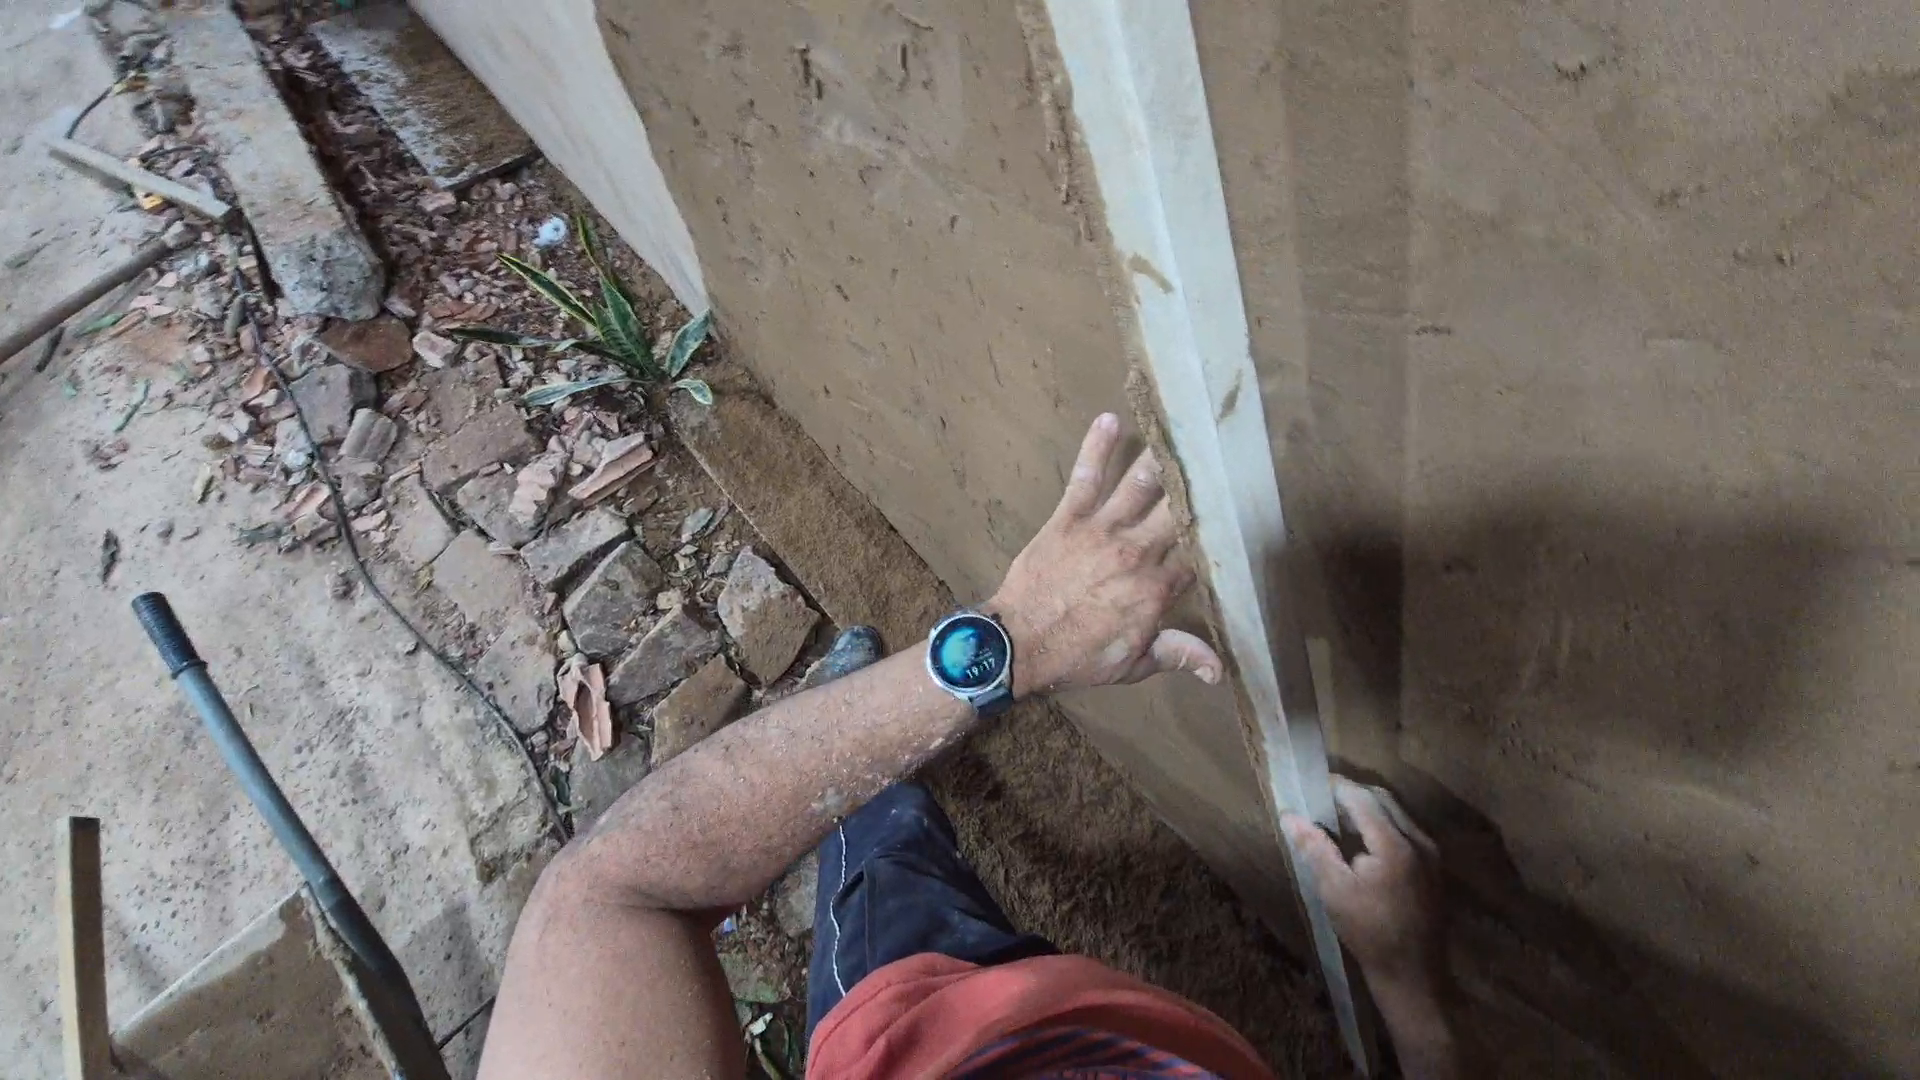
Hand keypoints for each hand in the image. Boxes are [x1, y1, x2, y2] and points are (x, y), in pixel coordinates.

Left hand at [986, 413, 1222, 696]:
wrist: (1019, 645)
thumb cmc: (1076, 658)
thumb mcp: (1133, 665)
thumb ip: (1178, 654)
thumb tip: (1221, 669)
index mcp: (1157, 589)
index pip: (1198, 554)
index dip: (1216, 535)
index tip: (1236, 511)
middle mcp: (1137, 552)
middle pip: (1179, 509)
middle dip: (1201, 482)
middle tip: (1222, 451)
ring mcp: (1102, 531)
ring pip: (1140, 485)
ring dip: (1161, 456)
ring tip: (1180, 425)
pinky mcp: (1068, 518)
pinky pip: (1085, 477)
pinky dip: (1097, 447)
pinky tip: (1109, 418)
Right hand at [1282, 778, 1445, 994]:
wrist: (1413, 975)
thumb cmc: (1369, 931)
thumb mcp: (1334, 889)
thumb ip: (1314, 847)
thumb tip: (1289, 814)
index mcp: (1395, 845)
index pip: (1361, 797)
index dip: (1334, 786)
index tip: (1308, 783)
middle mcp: (1419, 842)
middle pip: (1382, 799)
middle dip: (1350, 793)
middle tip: (1319, 798)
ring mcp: (1431, 854)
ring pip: (1396, 812)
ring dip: (1366, 806)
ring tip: (1335, 815)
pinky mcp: (1433, 867)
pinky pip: (1404, 829)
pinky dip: (1380, 822)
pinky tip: (1360, 839)